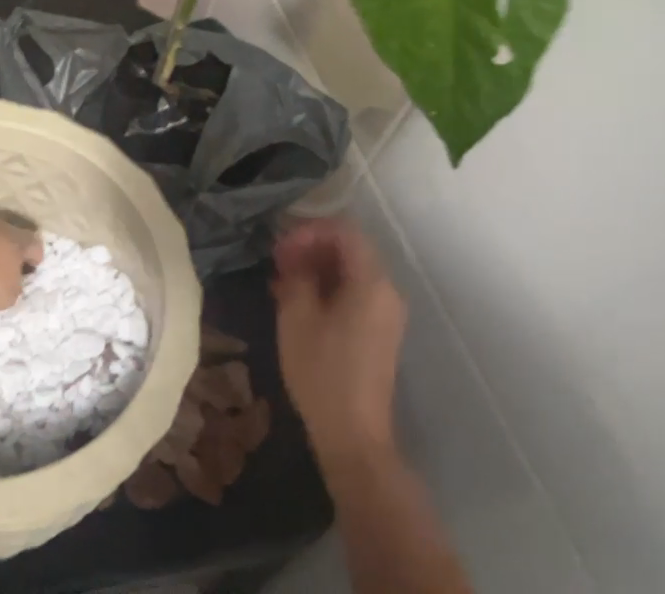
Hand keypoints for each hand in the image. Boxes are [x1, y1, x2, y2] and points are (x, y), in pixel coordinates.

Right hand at [273, 216, 406, 457]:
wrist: (353, 433)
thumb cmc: (322, 371)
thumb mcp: (297, 317)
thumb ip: (297, 276)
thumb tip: (295, 256)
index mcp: (372, 282)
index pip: (344, 231)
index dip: (309, 231)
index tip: (280, 248)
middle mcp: (387, 291)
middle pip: (350, 250)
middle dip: (311, 248)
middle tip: (276, 263)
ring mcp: (386, 313)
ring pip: (351, 272)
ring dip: (316, 269)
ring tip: (281, 283)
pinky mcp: (379, 332)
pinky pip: (354, 294)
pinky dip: (327, 289)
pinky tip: (297, 303)